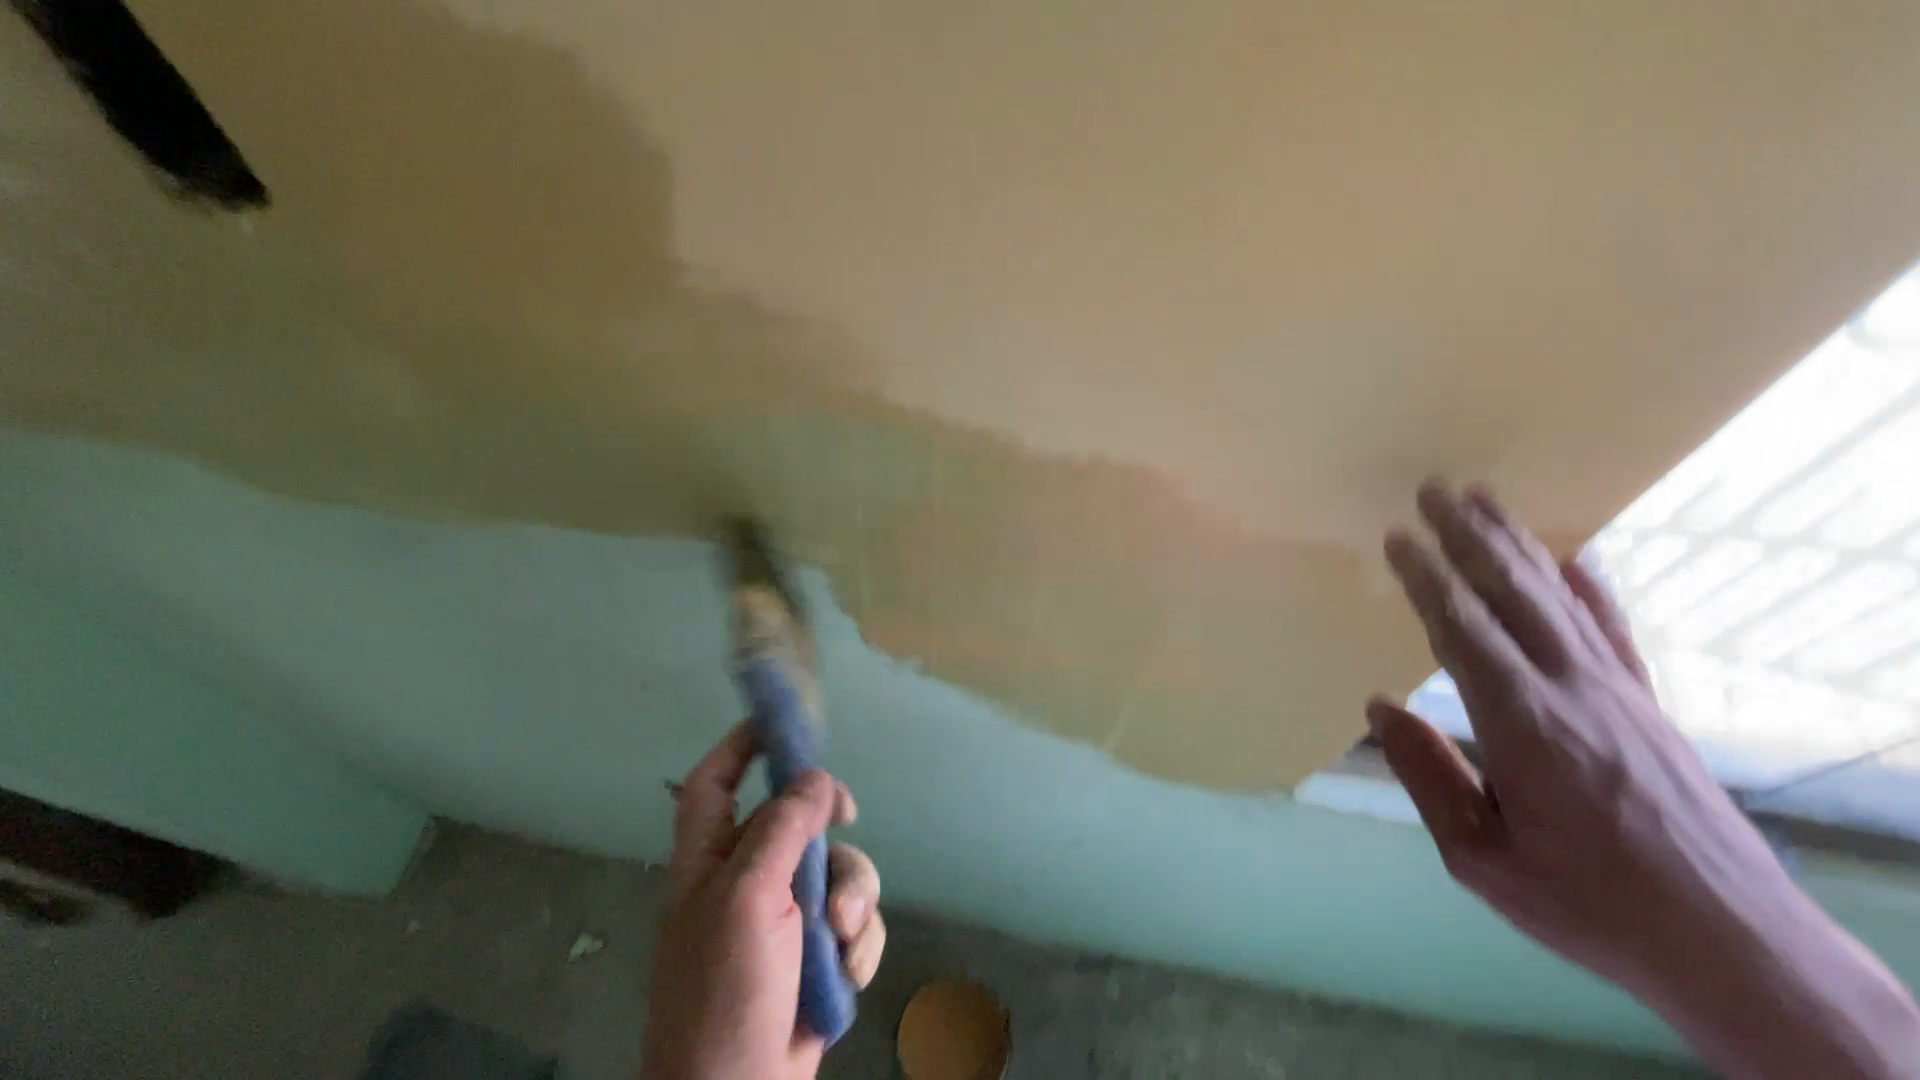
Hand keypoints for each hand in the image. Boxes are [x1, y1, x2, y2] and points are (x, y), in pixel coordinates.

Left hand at [641, 722, 885, 1079]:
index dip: (740, 745)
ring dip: (851, 899)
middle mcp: (745, 879)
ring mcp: (784, 919)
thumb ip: (780, 829)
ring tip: (843, 936)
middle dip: (826, 823)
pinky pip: (853, 920)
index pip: (714, 783)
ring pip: (836, 870)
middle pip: (794, 818)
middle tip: (847, 816)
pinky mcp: (816, 954)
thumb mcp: (747, 898)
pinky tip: (847, 973)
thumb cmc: (726, 990)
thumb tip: (814, 778)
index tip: (782, 722)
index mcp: (709, 858)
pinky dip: (859, 942)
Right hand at [1371, 480, 1919, 1077]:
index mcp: (1525, 726)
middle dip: (1471, 537)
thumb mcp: (1480, 857)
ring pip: (1561, 597)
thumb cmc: (1587, 902)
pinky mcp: (1647, 703)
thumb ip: (1426, 774)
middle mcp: (1575, 690)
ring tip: (1487, 500)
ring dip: (1520, 543)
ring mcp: (1619, 691)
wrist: (1728, 940)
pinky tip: (1570, 556)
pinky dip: (1587, 584)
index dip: (1427, 580)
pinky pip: (1611, 627)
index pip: (1463, 632)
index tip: (1399, 536)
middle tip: (1437, 488)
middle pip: (1515, 594)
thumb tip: (1380, 705)